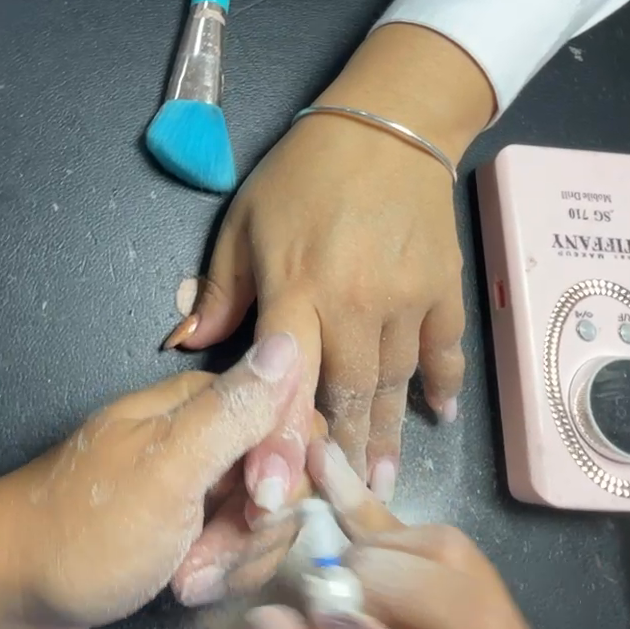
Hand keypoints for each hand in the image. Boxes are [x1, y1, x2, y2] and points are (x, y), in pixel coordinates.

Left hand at [0, 333, 324, 628]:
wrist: (15, 582)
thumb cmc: (88, 526)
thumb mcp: (168, 469)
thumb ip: (232, 411)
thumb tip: (289, 340)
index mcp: (200, 404)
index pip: (288, 414)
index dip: (286, 464)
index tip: (258, 508)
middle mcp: (205, 432)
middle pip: (282, 473)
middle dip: (255, 527)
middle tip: (204, 554)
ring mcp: (199, 479)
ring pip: (264, 516)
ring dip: (233, 556)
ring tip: (184, 577)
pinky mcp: (192, 520)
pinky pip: (238, 542)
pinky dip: (219, 569)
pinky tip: (182, 584)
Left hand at [166, 25, 491, 505]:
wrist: (386, 127)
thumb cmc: (302, 175)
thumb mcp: (245, 223)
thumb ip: (221, 290)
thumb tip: (183, 343)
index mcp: (296, 287)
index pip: (284, 377)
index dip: (278, 437)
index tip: (275, 492)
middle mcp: (354, 303)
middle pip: (346, 392)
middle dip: (341, 451)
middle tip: (339, 501)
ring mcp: (408, 298)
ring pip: (393, 381)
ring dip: (387, 434)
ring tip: (383, 480)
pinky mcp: (446, 287)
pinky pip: (443, 348)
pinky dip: (440, 383)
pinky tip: (437, 415)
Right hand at [245, 442, 564, 628]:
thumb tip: (273, 624)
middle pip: (482, 620)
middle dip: (393, 590)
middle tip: (324, 592)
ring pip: (464, 563)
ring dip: (387, 550)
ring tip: (331, 565)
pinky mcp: (470, 597)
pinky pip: (432, 544)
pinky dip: (373, 513)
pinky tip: (327, 468)